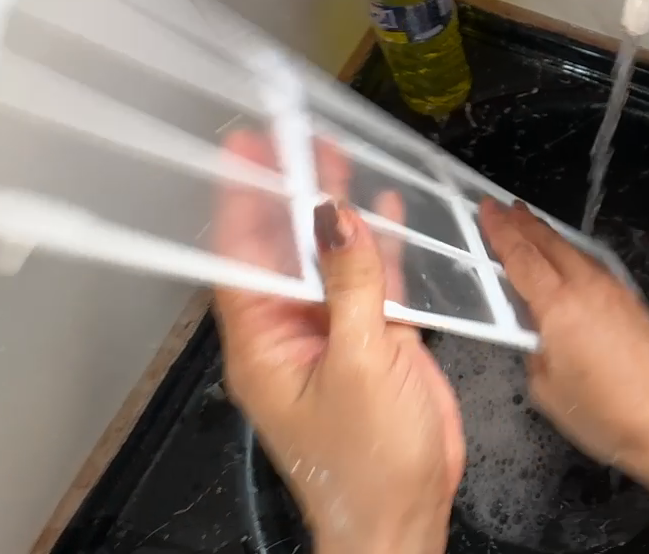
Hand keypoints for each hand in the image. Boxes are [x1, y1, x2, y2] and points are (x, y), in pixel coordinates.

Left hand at [212, 131, 463, 553]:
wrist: (406, 509)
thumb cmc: (369, 456)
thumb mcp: (359, 362)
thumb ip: (350, 285)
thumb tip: (334, 217)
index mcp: (266, 343)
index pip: (243, 259)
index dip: (242, 203)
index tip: (245, 154)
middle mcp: (294, 329)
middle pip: (288, 249)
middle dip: (292, 194)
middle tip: (298, 140)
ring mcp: (337, 330)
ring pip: (333, 256)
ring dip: (337, 211)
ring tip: (340, 157)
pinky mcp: (377, 334)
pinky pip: (375, 275)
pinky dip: (382, 241)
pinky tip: (387, 208)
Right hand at [476, 199, 648, 466]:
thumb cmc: (606, 414)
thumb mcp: (548, 390)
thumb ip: (534, 351)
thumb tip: (536, 333)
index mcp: (559, 306)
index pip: (522, 257)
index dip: (501, 231)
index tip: (487, 209)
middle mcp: (587, 286)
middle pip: (549, 243)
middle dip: (523, 223)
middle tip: (503, 207)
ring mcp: (613, 289)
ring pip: (573, 250)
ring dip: (548, 235)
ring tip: (529, 224)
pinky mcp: (630, 298)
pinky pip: (592, 265)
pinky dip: (571, 254)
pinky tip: (566, 259)